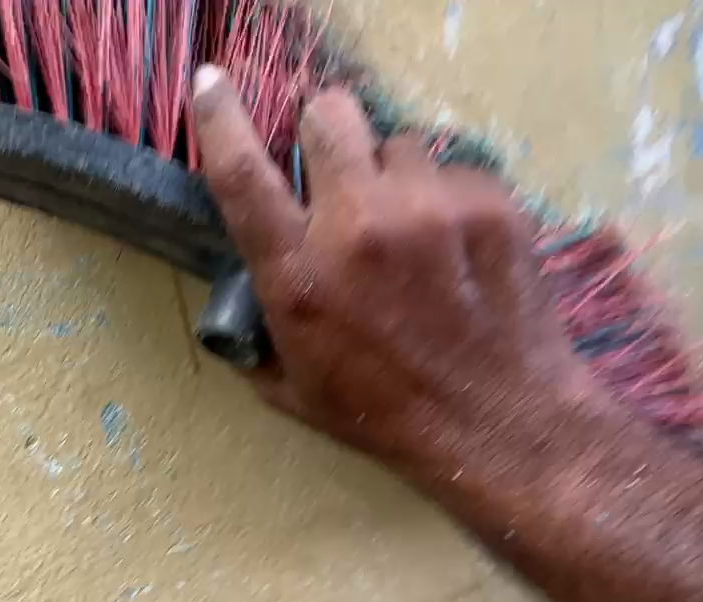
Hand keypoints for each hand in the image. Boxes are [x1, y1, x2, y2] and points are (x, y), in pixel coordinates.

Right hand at [191, 66, 601, 474]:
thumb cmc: (377, 410)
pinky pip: (453, 170)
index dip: (218, 120)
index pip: (242, 177)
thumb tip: (247, 291)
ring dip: (389, 174)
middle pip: (330, 114)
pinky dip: (442, 198)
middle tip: (334, 173)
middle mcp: (356, 226)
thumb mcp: (289, 387)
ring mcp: (429, 207)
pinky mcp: (490, 201)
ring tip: (405, 229)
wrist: (492, 417)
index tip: (210, 83)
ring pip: (398, 142)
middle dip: (324, 135)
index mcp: (297, 276)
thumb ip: (258, 330)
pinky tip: (452, 246)